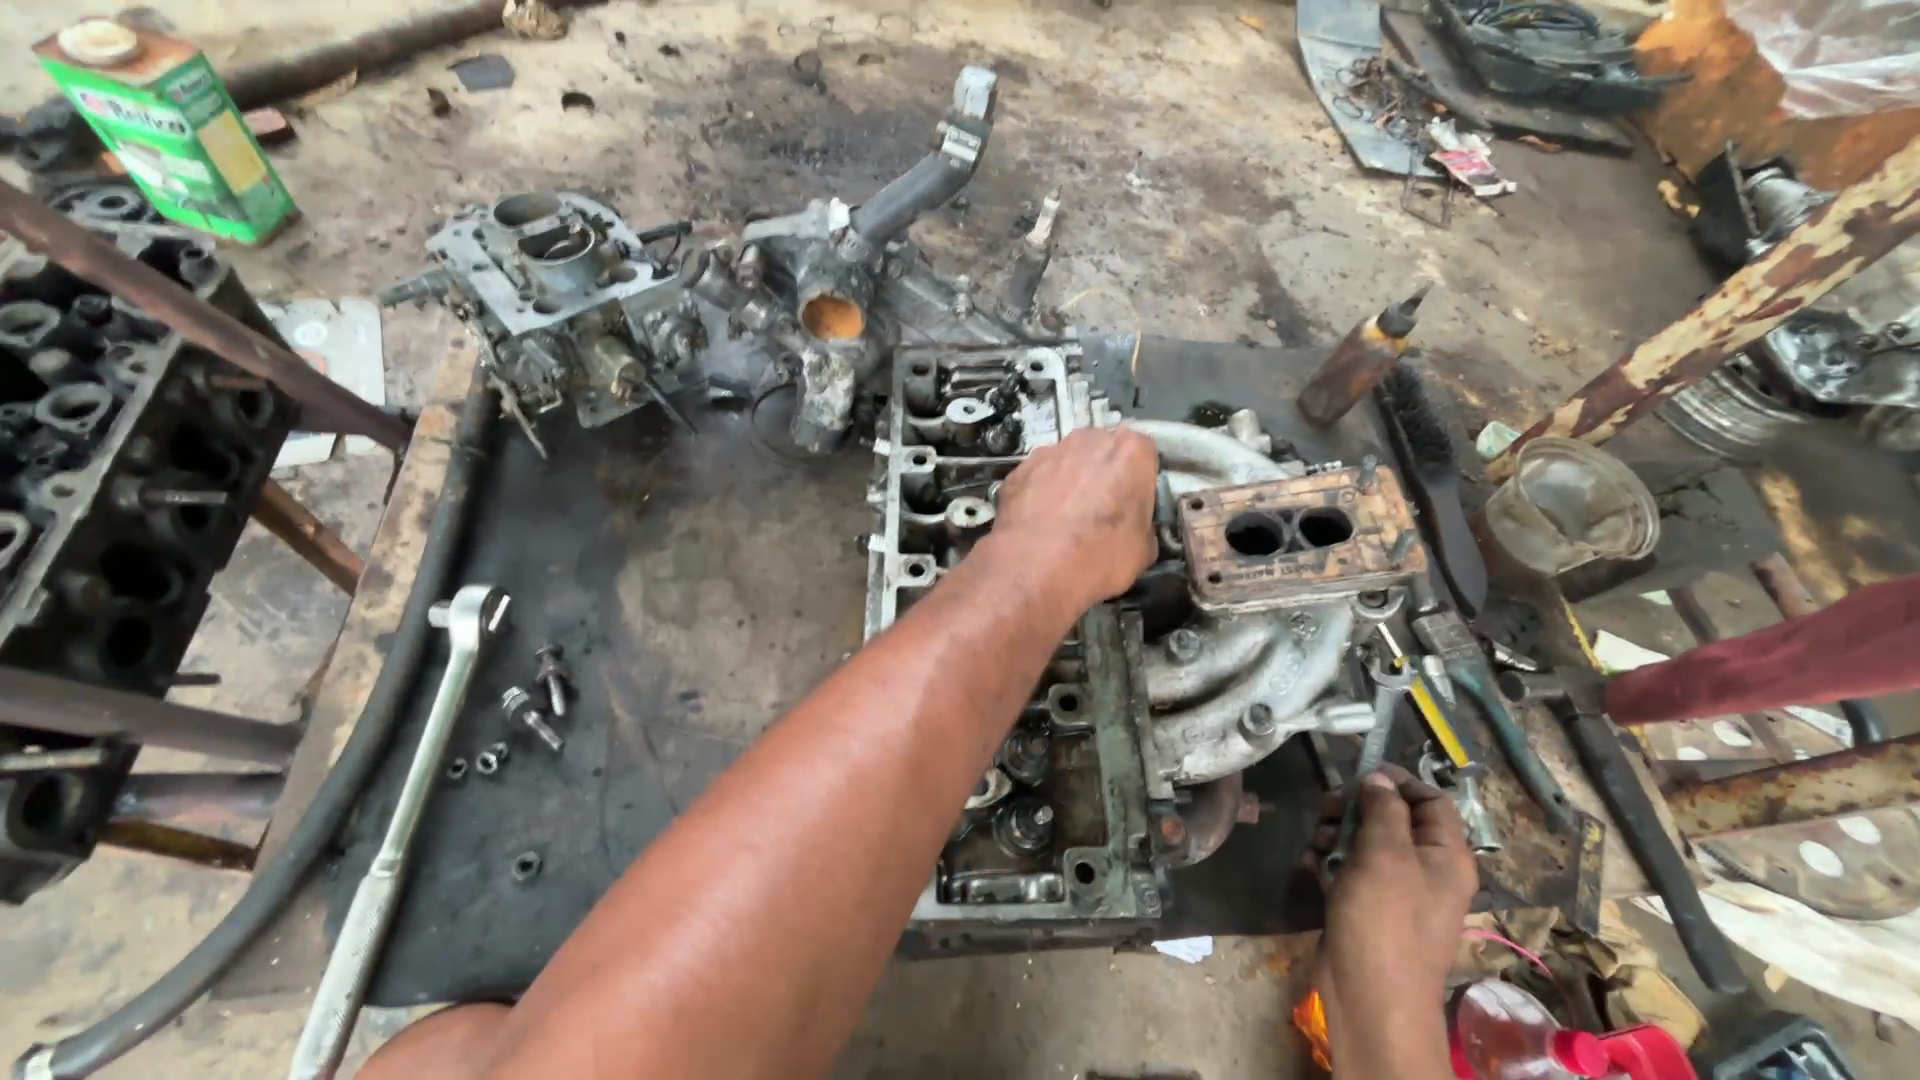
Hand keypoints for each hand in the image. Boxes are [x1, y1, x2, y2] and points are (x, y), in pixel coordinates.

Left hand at [990, 427, 1158, 608]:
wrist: (1033, 568)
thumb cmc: (1097, 556)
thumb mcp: (1142, 550)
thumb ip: (1142, 523)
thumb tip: (1133, 529)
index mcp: (1130, 451)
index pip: (1144, 453)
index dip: (1138, 479)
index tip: (1133, 501)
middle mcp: (1089, 441)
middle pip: (1103, 451)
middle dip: (1103, 474)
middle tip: (1100, 511)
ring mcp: (1049, 452)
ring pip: (1067, 462)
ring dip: (1069, 482)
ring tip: (1065, 521)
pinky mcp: (1018, 470)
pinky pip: (1038, 478)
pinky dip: (1040, 494)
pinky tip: (1040, 523)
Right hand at [1307, 764, 1478, 1072]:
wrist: (1371, 997)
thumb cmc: (1384, 920)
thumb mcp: (1385, 854)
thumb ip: (1383, 809)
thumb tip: (1377, 779)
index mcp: (1446, 856)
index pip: (1432, 800)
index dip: (1398, 782)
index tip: (1357, 774)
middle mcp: (1426, 869)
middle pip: (1392, 818)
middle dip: (1355, 807)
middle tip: (1324, 808)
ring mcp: (1396, 890)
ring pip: (1366, 841)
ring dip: (1335, 833)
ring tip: (1314, 842)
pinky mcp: (1368, 907)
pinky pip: (1350, 869)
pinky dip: (1329, 861)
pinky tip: (1309, 865)